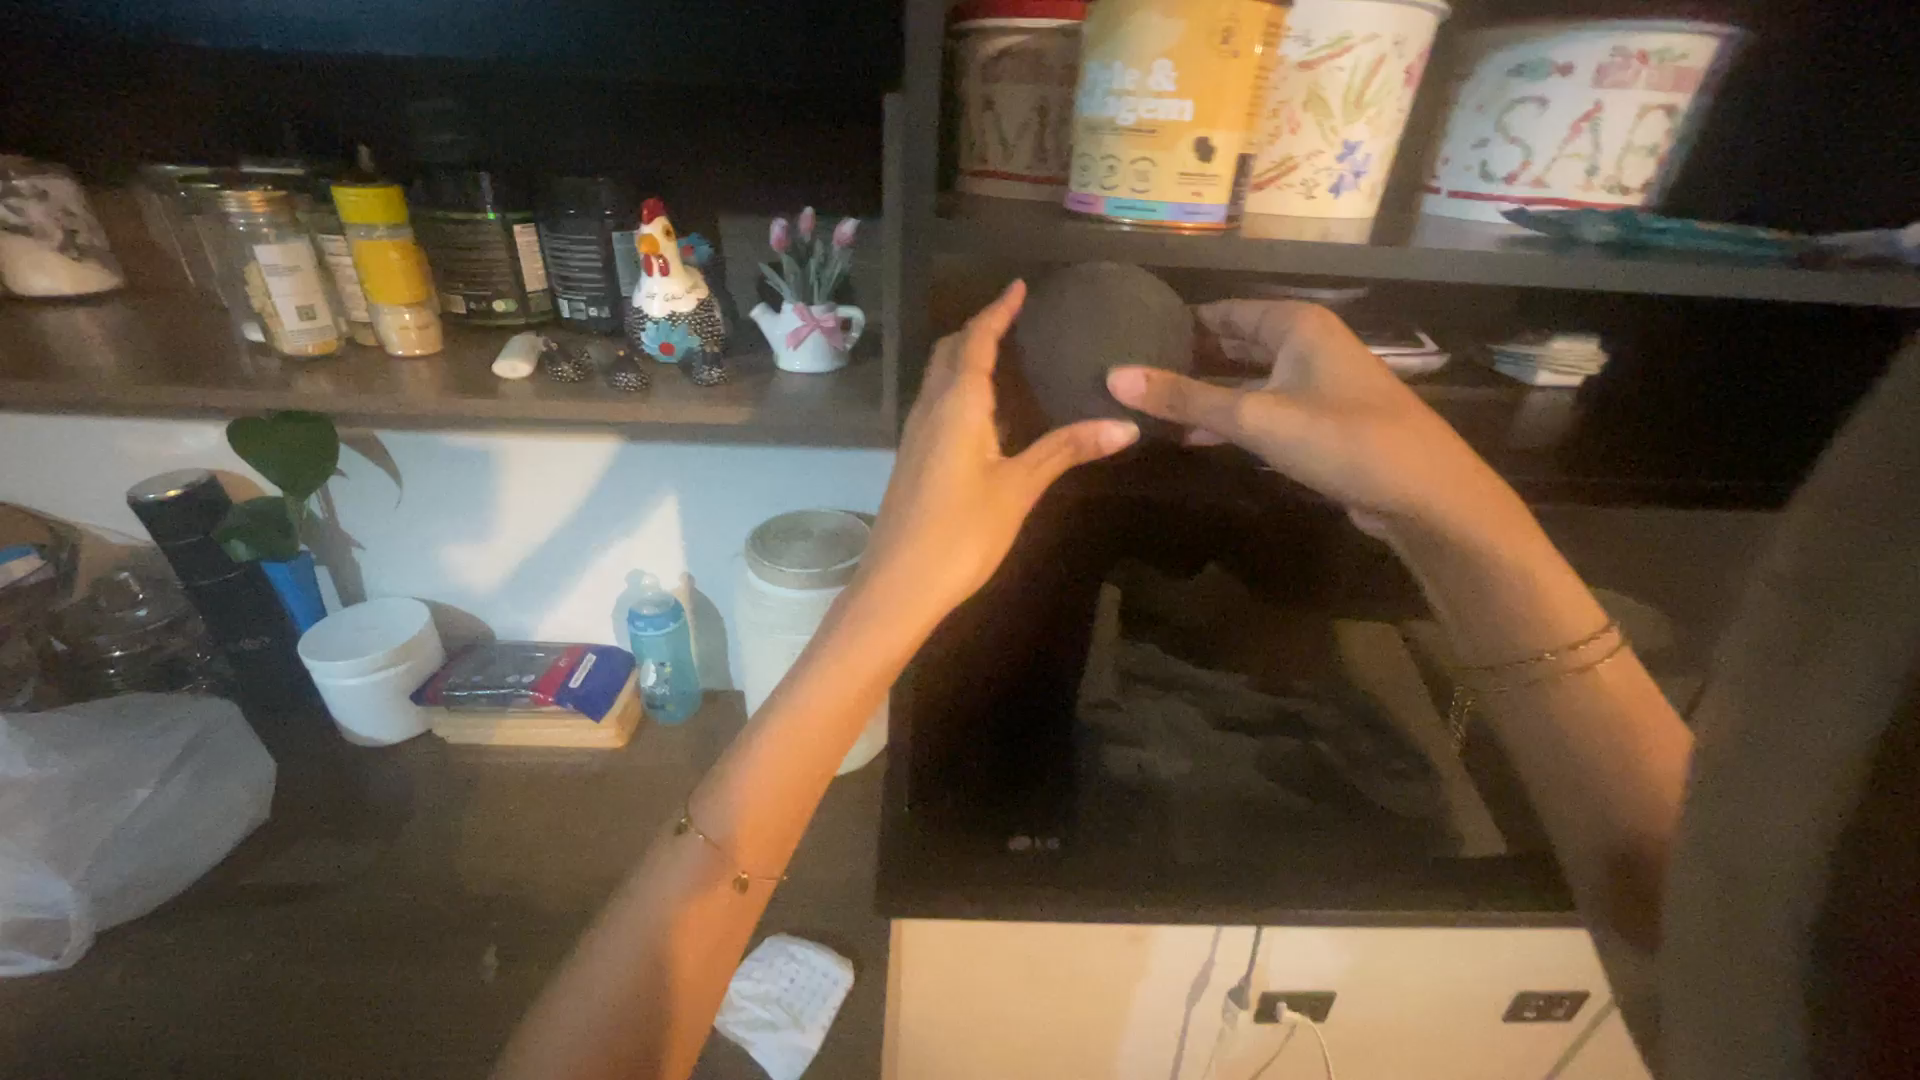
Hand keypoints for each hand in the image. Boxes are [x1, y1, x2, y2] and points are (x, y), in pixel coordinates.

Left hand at [860, 280, 1138, 620]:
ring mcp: (915, 436)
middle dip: (978, 329)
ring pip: (938, 379)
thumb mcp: (1019, 489)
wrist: (898, 585)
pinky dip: (958, 390)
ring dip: (964, 358)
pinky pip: (935, 406)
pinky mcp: (912, 460)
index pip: (977, 340)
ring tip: (1001, 356)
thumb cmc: (961, 534)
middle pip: (950, 353)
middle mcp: (930, 410)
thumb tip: (1124, 426)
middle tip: (1012, 319)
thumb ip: (1066, 451)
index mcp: (957, 405)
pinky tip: (983, 415)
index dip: (997, 311)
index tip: (1018, 287)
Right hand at [1106, 300, 1516, 541]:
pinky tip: (1192, 436)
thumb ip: (1185, 398)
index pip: (1223, 310)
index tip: (1130, 337)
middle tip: (1131, 373)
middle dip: (1187, 359)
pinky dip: (1228, 419)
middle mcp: (1306, 344)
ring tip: (1149, 405)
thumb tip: (1114, 377)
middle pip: (1233, 343)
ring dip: (1204, 394)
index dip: (1178, 323)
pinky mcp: (1317, 421)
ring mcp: (1313, 383)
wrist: (1423, 494)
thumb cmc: (1341, 439)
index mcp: (1295, 324)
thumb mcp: (1255, 417)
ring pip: (1245, 379)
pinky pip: (1260, 409)